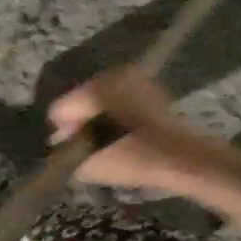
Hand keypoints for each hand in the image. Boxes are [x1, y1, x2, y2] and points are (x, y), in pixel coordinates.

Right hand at [46, 68, 202, 191]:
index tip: (70, 148)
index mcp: (92, 90)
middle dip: (81, 118)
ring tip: (107, 137)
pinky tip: (124, 129)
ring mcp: (132, 77)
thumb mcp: (91, 165)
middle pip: (81, 97)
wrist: (181, 156)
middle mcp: (109, 75)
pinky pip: (121, 95)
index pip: (60, 108)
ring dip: (99, 113)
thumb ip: (66, 151)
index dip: (62, 130)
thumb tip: (59, 141)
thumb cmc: (133, 159)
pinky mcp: (149, 85)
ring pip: (102, 95)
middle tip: (88, 143)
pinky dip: (118, 109)